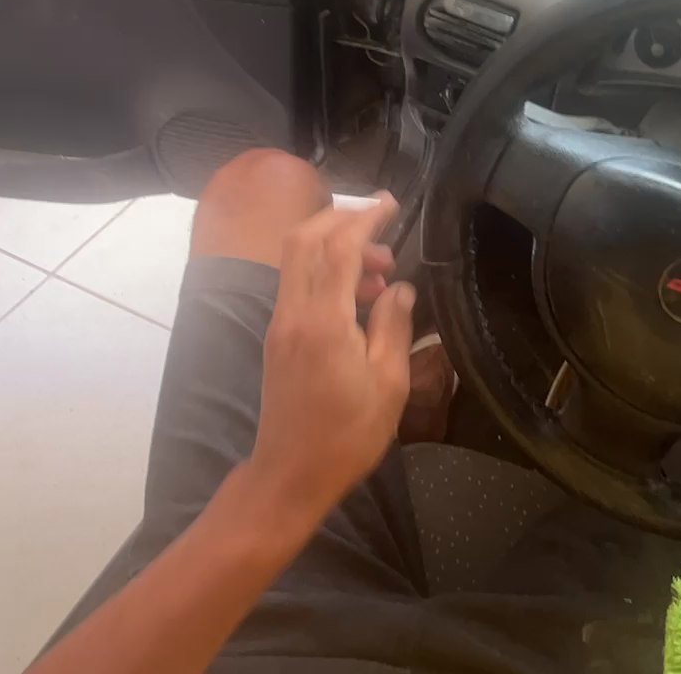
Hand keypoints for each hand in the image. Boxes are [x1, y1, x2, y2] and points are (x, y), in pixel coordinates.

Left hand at [249, 193, 415, 511]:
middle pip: (304, 239)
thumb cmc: (347, 435)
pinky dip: (328, 271)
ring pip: (298, 259)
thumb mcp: (388, 383)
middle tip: (383, 226)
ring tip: (383, 271)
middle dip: (342, 218)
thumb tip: (401, 288)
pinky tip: (360, 296)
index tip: (392, 203)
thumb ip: (394, 326)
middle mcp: (294, 313)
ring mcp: (281, 323)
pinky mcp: (279, 336)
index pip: (339, 248)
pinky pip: (299, 283)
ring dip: (337, 247)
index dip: (365, 218)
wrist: (289, 477)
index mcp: (324, 322)